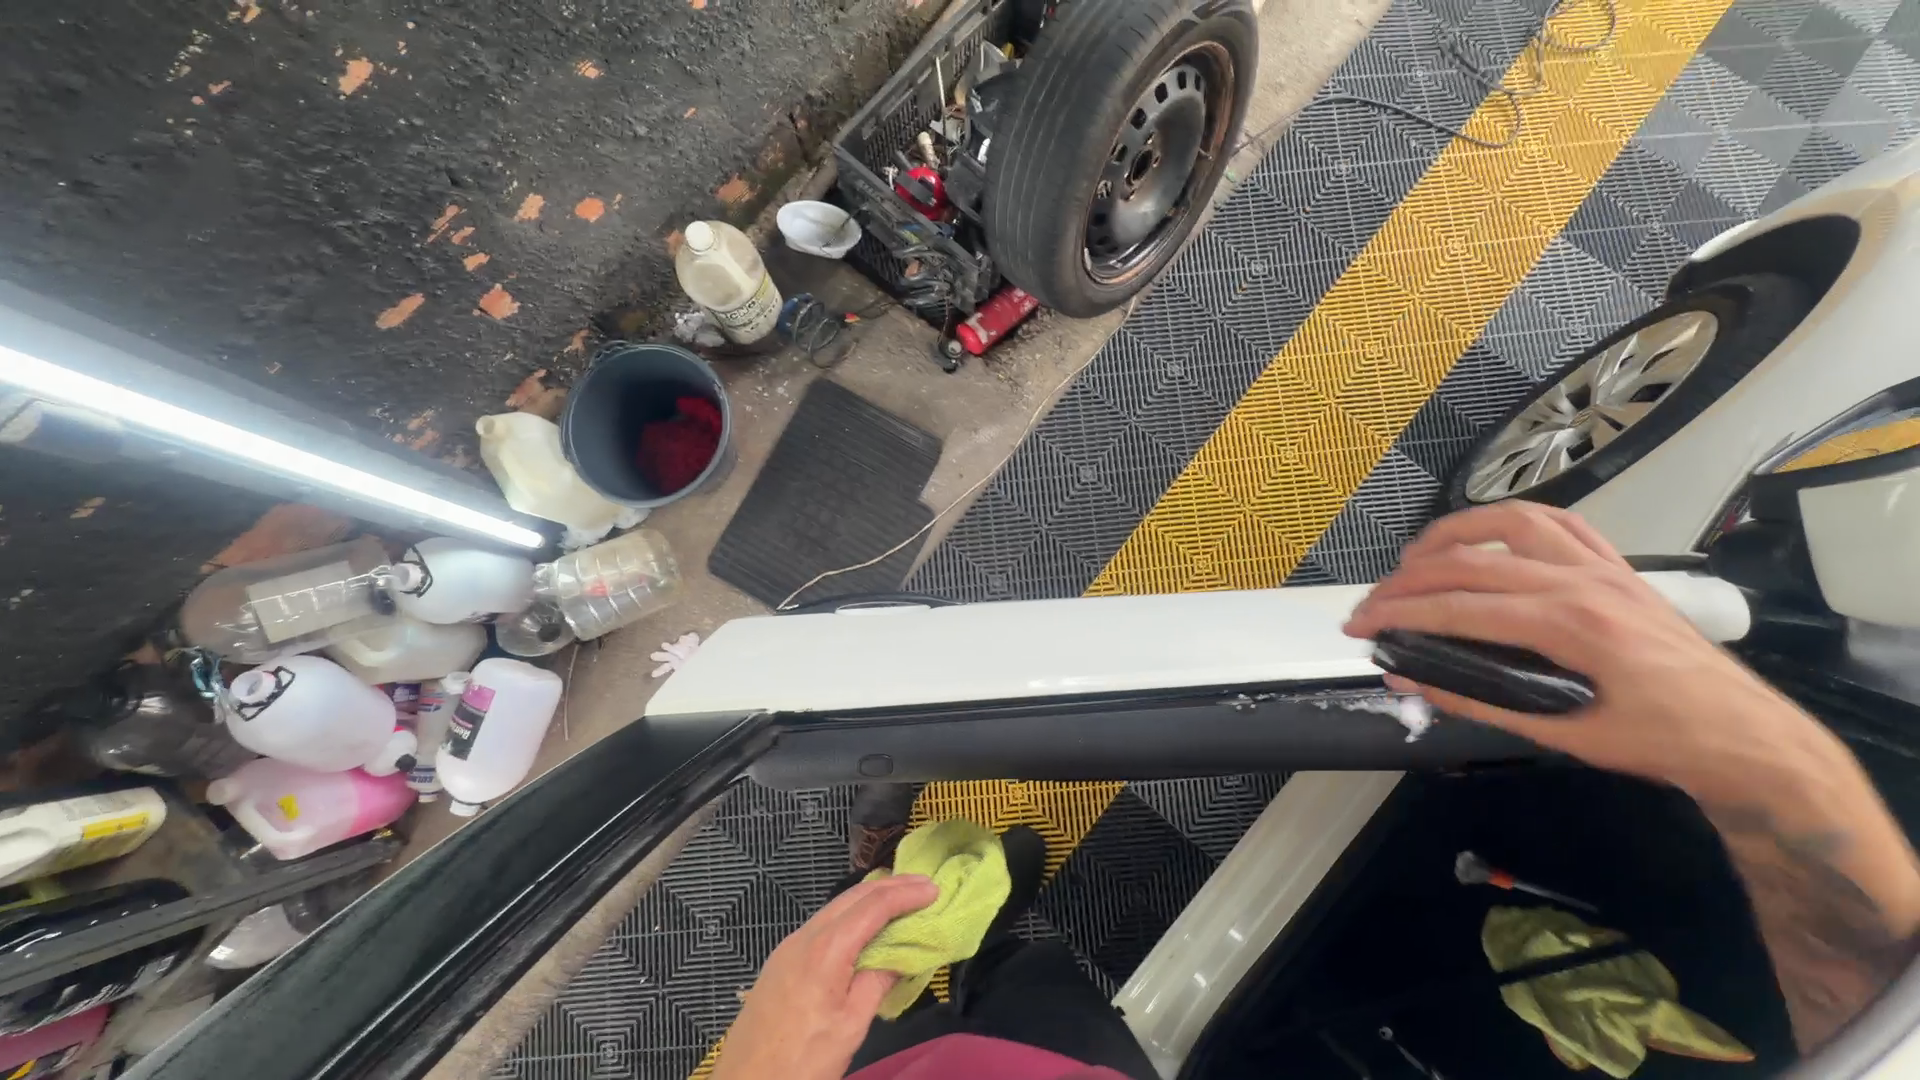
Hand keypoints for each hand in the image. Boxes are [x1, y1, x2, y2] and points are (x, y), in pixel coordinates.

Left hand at [711, 874, 938, 1079]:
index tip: (935, 889)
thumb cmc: (802, 1063)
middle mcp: (805, 935)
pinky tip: (864, 929)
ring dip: (870, 900)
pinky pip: (823, 924)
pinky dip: (851, 916)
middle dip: (891, 887)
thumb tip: (901, 954)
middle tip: (924, 886)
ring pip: (836, 907)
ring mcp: (789, 946)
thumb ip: (878, 982)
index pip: (874, 905)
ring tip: (901, 902)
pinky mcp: (781, 960)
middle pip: (854, 896)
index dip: (906, 893)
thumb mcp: (851, 1026)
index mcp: (826, 948)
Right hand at [1342, 501, 1849, 802]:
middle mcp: (1582, 583)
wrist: (1748, 738)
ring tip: (1414, 557)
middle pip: (1468, 563)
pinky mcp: (1616, 567)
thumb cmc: (1660, 742)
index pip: (1457, 608)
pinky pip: (1557, 523)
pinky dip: (1507, 522)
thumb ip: (1476, 700)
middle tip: (1370, 604)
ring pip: (1510, 523)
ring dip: (1451, 534)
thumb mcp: (1560, 734)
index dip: (1396, 615)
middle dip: (1404, 582)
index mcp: (1570, 627)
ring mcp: (1602, 568)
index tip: (1358, 626)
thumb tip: (1407, 680)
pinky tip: (1482, 538)